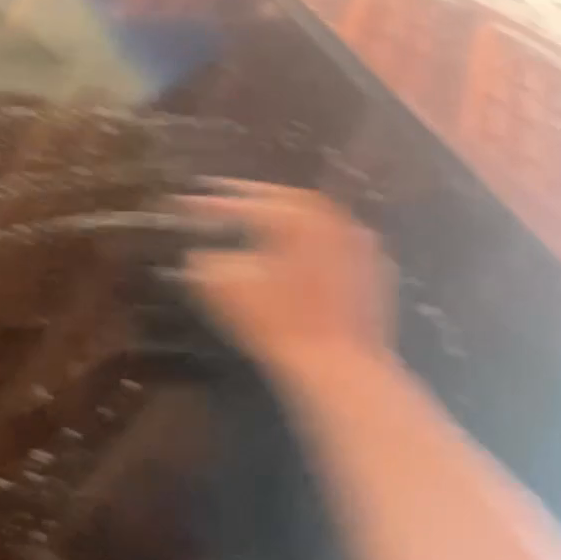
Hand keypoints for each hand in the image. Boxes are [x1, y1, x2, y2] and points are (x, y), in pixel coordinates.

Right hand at [172, 179, 394, 356]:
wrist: (338, 362)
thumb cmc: (276, 324)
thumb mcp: (226, 293)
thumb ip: (206, 266)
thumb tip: (199, 256)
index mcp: (296, 221)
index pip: (246, 203)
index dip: (212, 203)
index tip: (186, 201)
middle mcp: (333, 221)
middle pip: (289, 200)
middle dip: (254, 198)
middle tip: (224, 197)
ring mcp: (360, 243)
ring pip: (316, 219)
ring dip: (285, 217)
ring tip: (258, 224)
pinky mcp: (373, 268)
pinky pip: (335, 242)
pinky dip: (309, 240)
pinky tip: (293, 254)